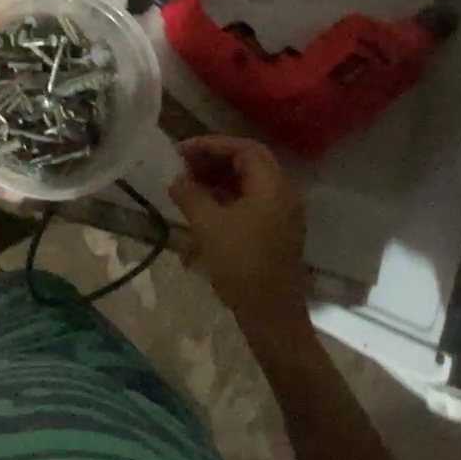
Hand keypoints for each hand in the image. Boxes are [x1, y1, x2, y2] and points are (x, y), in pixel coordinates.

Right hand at [167, 136, 308, 329]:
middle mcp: (283, 194)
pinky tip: (205, 206)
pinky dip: (228, 196)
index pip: (244, 149)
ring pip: (250, 183)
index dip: (211, 145)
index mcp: (273, 186)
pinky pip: (252, 201)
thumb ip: (191, 196)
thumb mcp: (209, 226)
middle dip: (214, 160)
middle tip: (184, 166)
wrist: (271, 315)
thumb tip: (177, 180)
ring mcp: (283, 214)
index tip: (182, 151)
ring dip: (220, 178)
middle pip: (249, 163)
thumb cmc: (241, 264)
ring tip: (189, 184)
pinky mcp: (277, 232)